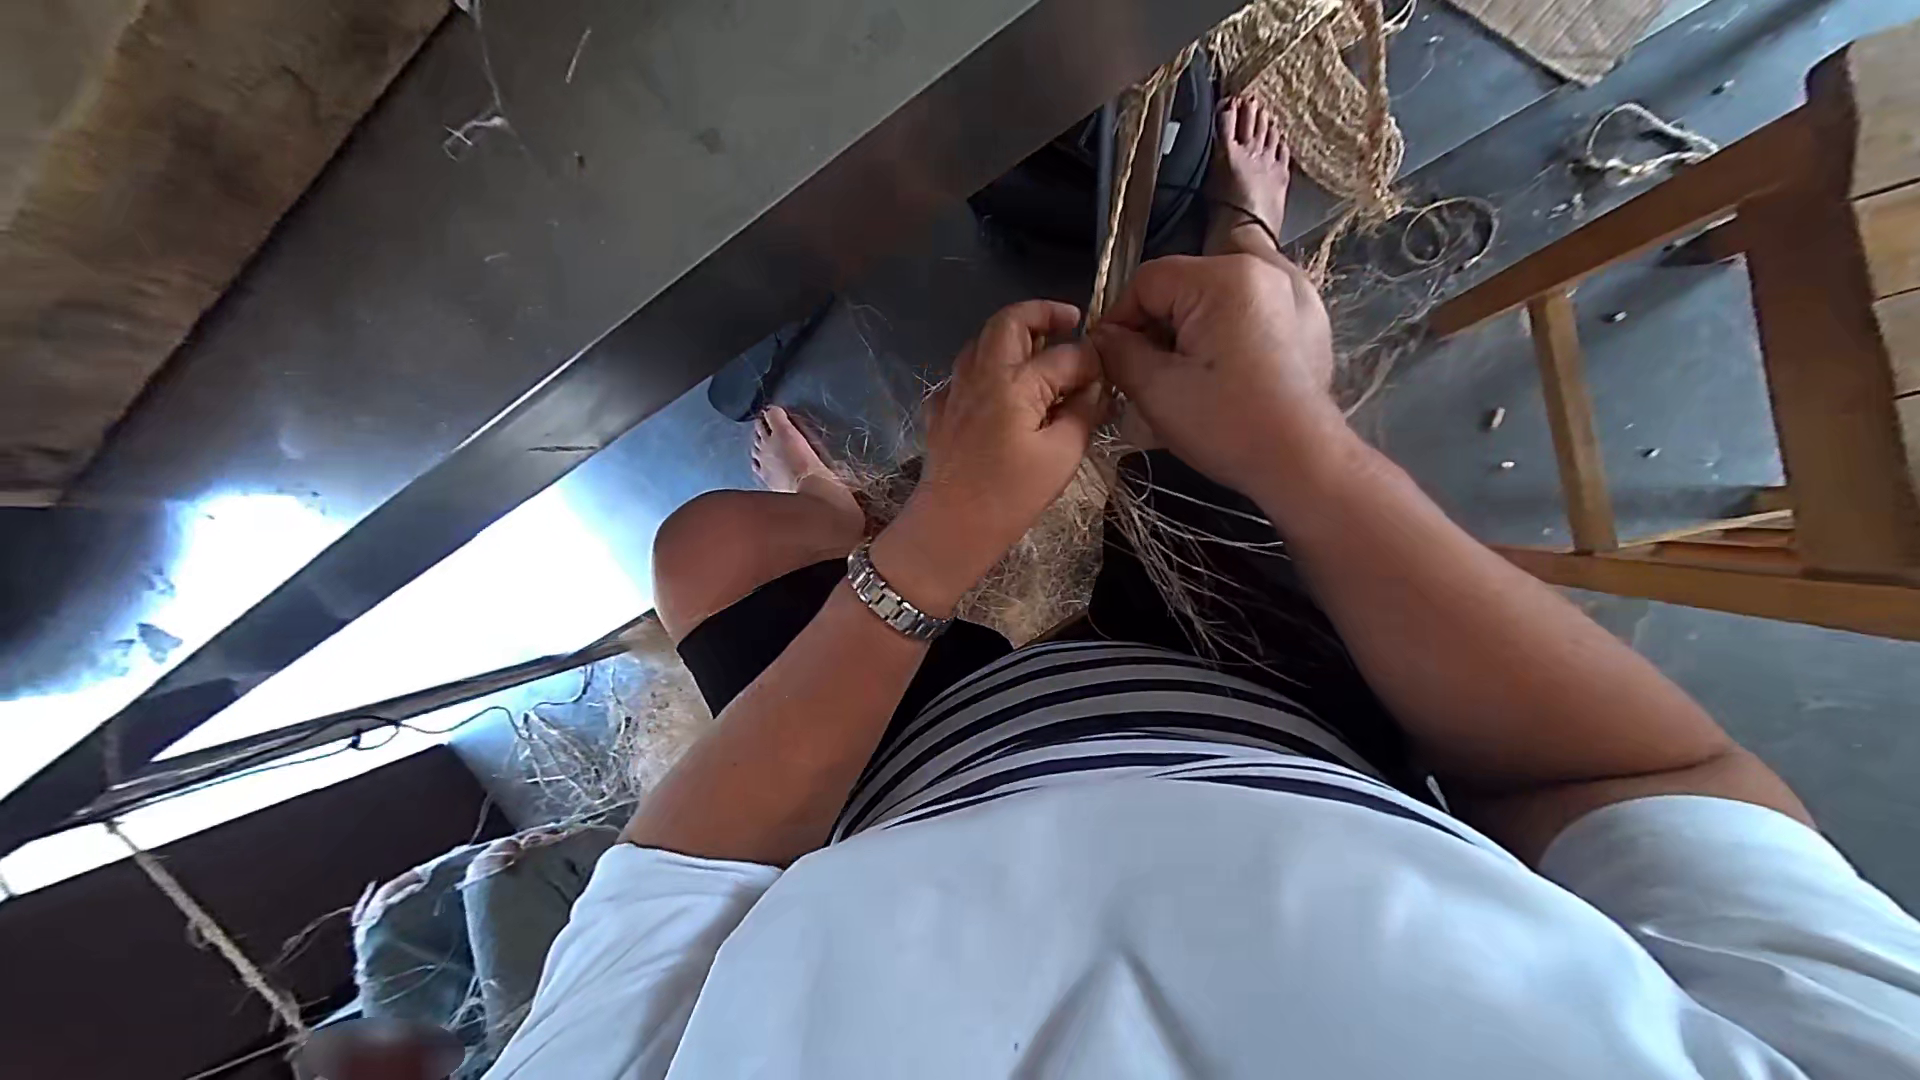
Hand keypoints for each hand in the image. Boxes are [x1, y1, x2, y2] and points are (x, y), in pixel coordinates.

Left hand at [872, 300, 1105, 615]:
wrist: (949, 529)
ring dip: (1012, 337)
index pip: (1064, 356)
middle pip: (1009, 322)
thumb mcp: (1062, 457)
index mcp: (1013, 383)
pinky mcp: (940, 411)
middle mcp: (979, 374)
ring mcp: (953, 391)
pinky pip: (964, 374)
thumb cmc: (1009, 498)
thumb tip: (1094, 388)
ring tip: (1040, 352)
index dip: (1091, 362)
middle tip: (1069, 322)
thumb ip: (1083, 412)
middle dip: (1042, 313)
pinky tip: (1002, 392)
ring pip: (982, 342)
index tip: (1105, 378)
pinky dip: (987, 369)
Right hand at [1089, 253, 1347, 497]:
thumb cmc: (1226, 425)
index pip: (1148, 280)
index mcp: (1224, 278)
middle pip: (1182, 285)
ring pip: (1213, 298)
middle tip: (1144, 375)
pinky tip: (1221, 369)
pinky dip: (1224, 332)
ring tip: (1182, 375)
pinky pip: (1247, 310)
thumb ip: (1118, 352)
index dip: (1119, 319)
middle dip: (1155, 327)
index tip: (1110, 360)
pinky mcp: (1307, 318)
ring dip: (1187, 331)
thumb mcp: (1155, 389)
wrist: (1301, 462)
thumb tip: (1102, 336)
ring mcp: (1293, 291)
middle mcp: (1263, 269)